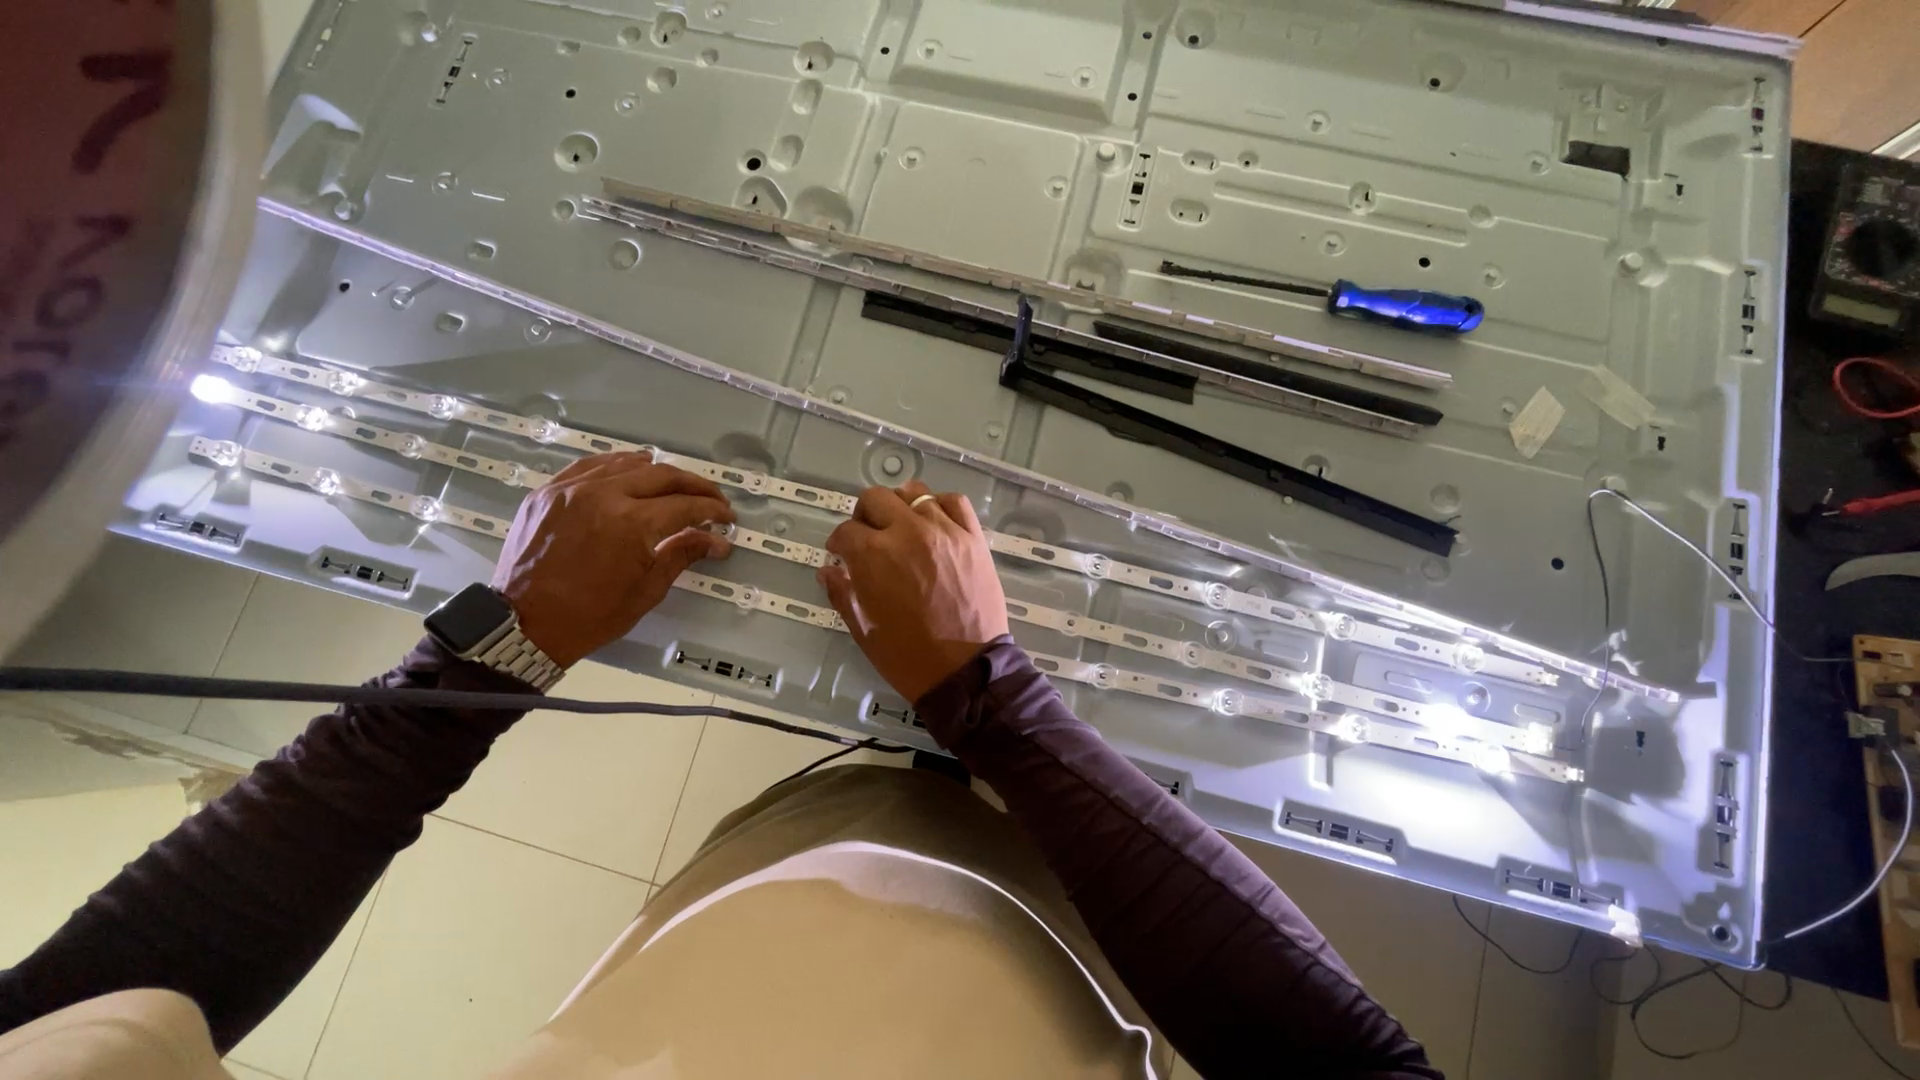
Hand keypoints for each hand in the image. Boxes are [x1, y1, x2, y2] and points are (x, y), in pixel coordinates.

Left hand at [492, 452, 732, 666]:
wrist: (525, 624)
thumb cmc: (592, 615)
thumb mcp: (646, 590)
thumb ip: (682, 554)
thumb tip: (717, 541)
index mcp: (632, 523)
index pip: (685, 505)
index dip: (712, 509)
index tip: (727, 516)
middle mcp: (603, 495)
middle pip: (661, 476)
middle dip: (693, 485)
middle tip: (711, 498)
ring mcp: (571, 489)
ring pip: (626, 463)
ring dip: (657, 472)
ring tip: (674, 485)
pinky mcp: (548, 492)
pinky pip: (590, 465)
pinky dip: (616, 466)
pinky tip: (628, 474)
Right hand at [818, 480, 1009, 702]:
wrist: (966, 671)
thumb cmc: (908, 657)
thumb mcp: (864, 630)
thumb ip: (843, 594)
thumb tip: (828, 570)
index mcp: (874, 555)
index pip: (846, 531)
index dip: (839, 543)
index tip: (841, 554)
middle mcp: (908, 532)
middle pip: (876, 499)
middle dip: (864, 516)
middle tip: (867, 536)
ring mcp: (945, 531)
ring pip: (914, 493)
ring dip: (900, 507)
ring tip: (901, 526)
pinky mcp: (973, 537)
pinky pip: (954, 502)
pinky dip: (939, 504)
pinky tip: (933, 520)